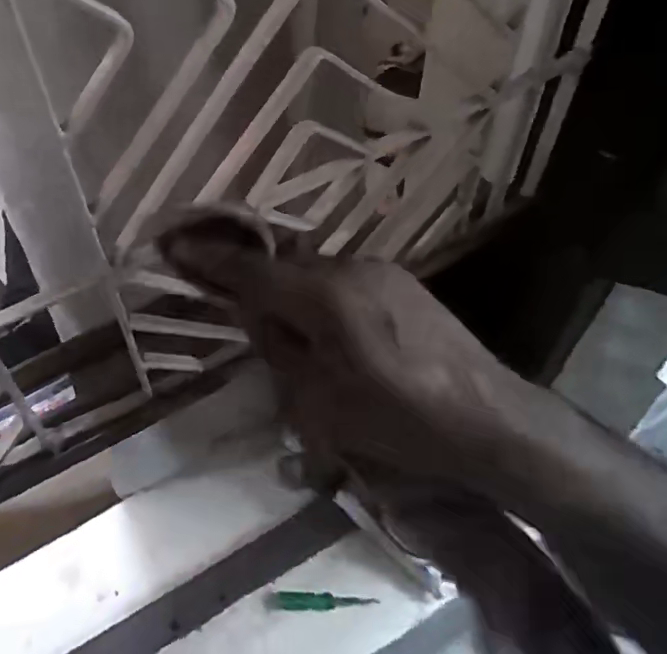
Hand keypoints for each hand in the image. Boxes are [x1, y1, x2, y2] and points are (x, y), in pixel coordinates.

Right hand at [156, 212, 542, 493]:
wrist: (494, 420)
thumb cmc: (400, 421)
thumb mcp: (321, 401)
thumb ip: (279, 347)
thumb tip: (255, 313)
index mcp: (323, 297)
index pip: (250, 271)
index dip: (208, 259)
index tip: (172, 244)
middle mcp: (349, 268)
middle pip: (282, 269)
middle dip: (258, 288)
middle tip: (245, 318)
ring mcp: (380, 269)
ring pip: (315, 275)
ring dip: (297, 298)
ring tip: (304, 344)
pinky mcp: (402, 280)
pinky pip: (344, 282)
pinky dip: (327, 301)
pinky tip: (343, 339)